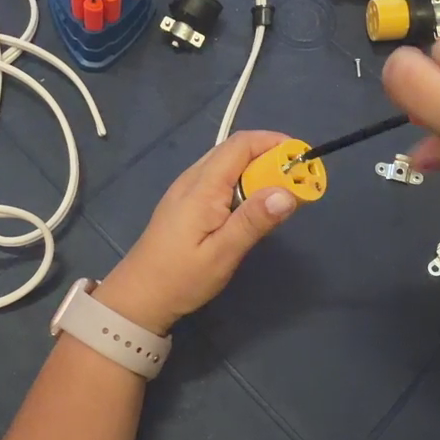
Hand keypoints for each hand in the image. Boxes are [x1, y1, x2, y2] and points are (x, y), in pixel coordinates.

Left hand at [94, 130, 302, 334]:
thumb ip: (253, 221)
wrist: (138, 297)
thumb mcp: (222, 254)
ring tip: (281, 190)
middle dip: (269, 155)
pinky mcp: (185, 202)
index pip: (241, 145)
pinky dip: (242, 180)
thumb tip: (287, 193)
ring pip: (226, 162)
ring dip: (256, 168)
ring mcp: (186, 188)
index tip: (302, 157)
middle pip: (234, 149)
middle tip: (298, 178)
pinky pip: (218, 177)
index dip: (274, 142)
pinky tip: (252, 204)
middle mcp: (193, 178)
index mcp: (203, 186)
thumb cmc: (181, 277)